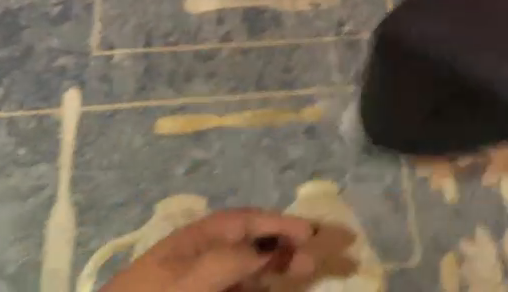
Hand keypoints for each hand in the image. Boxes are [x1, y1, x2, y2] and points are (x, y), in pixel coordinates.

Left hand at [97, 209, 316, 291]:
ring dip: (280, 271)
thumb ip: (225, 262)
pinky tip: (280, 289)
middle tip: (324, 254)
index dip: (278, 224)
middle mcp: (204, 258)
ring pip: (251, 274)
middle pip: (253, 246)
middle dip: (288, 247)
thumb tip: (268, 249)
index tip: (310, 233)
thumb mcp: (183, 280)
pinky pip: (240, 288)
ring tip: (311, 271)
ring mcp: (205, 283)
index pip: (244, 222)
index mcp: (196, 239)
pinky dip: (260, 286)